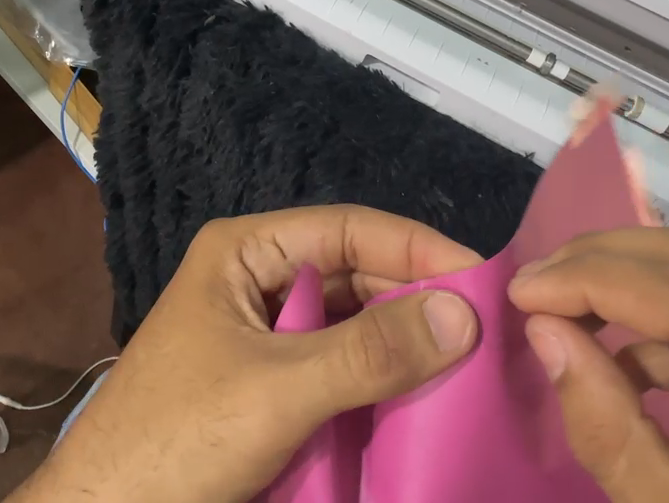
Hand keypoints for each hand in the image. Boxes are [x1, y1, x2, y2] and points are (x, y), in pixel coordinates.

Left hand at [14, 205, 481, 502]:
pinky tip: (420, 389)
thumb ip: (370, 352)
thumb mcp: (279, 391)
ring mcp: (261, 331)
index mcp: (246, 251)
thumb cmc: (179, 438)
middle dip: (415, 296)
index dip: (417, 248)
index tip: (485, 278)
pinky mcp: (266, 380)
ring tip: (470, 356)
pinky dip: (376, 375)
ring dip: (401, 337)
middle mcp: (257, 278)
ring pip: (348, 320)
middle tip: (489, 324)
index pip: (349, 229)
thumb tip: (466, 315)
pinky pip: (335, 363)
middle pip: (353, 272)